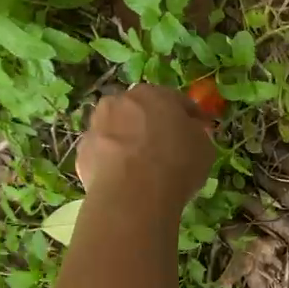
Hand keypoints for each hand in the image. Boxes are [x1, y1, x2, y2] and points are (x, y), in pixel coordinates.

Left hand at [75, 84, 215, 217]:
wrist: (134, 192)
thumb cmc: (177, 164)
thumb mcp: (205, 149)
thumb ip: (197, 134)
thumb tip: (191, 132)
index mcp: (155, 94)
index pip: (178, 100)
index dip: (191, 116)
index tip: (200, 130)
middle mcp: (121, 101)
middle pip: (141, 110)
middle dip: (154, 124)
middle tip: (167, 147)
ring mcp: (97, 124)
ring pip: (118, 128)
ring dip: (129, 140)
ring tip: (143, 166)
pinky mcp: (83, 150)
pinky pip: (104, 152)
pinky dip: (114, 161)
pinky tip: (126, 179)